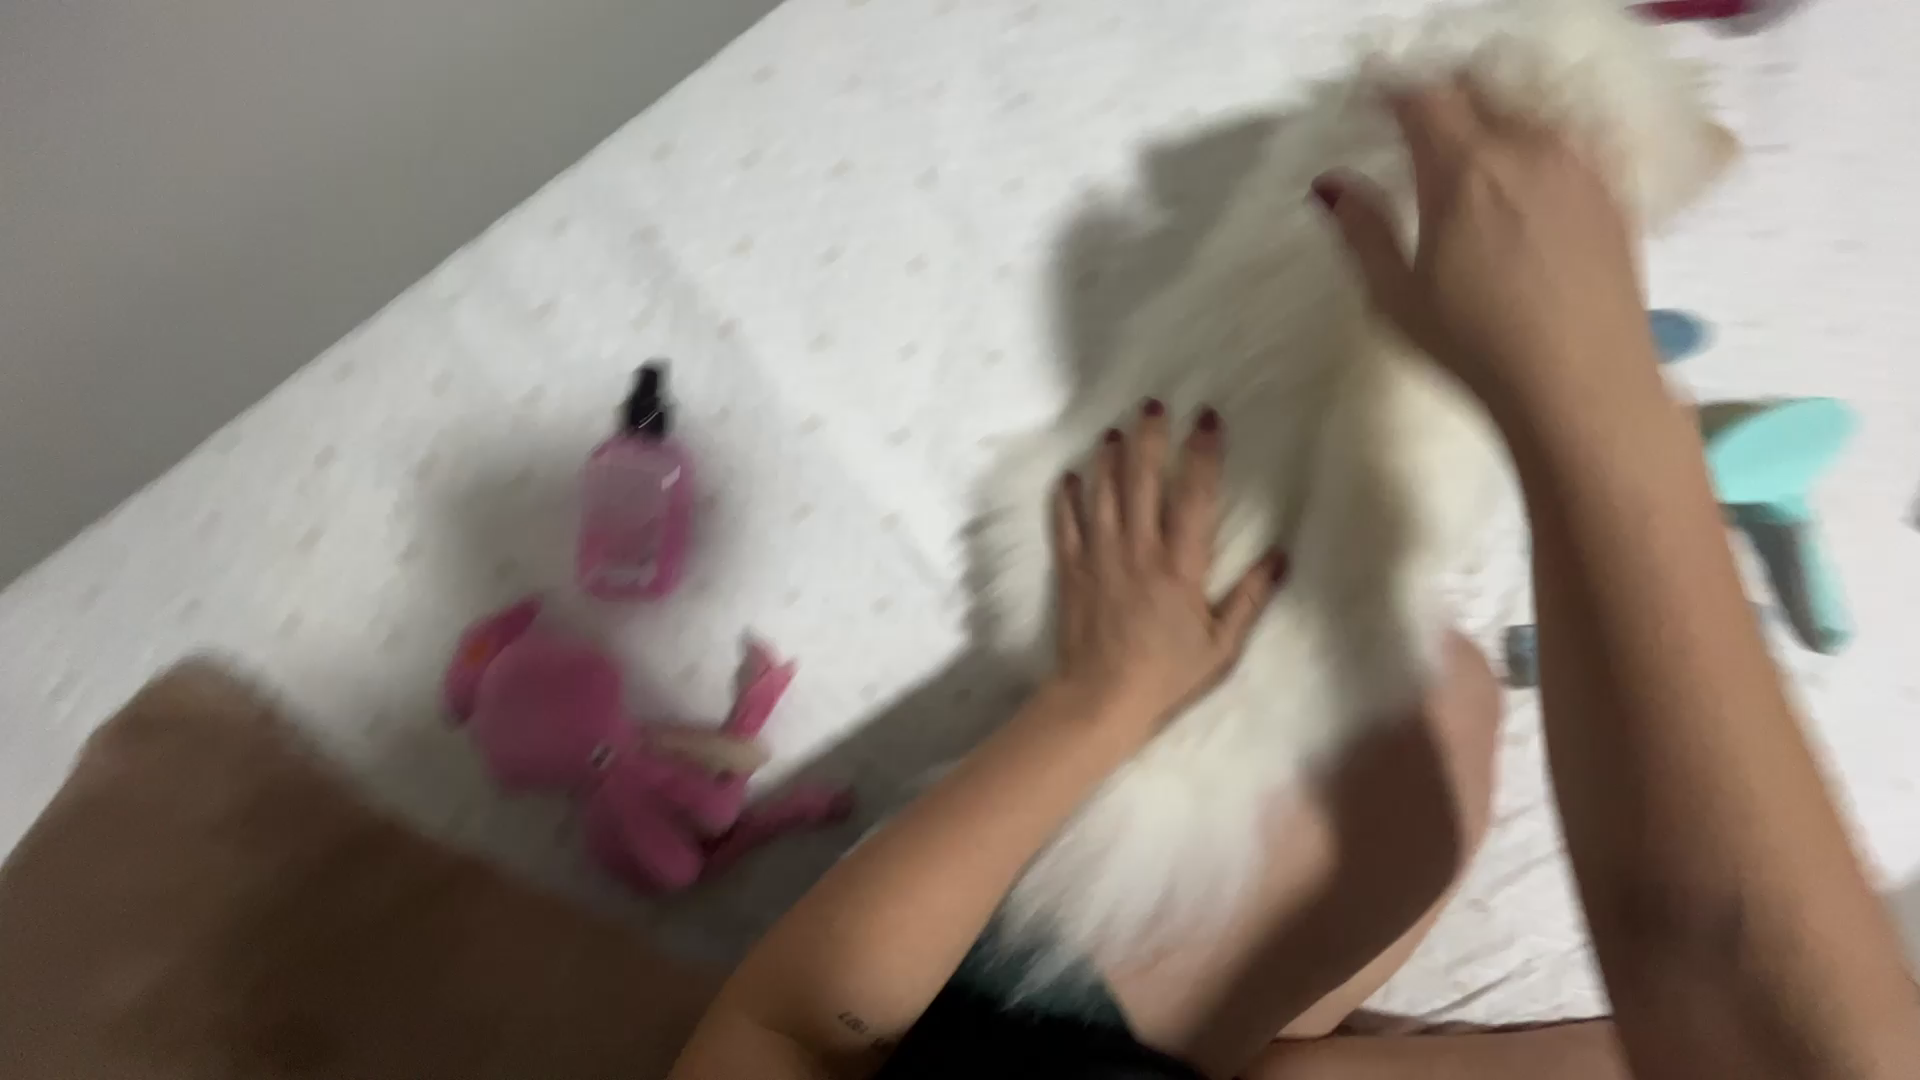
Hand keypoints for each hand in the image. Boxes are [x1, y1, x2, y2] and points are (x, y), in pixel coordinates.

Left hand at [1050, 401, 1287, 731]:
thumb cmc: (1166, 675)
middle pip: (1141, 481)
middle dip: (1148, 439)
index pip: (1195, 494)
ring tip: (1113, 432)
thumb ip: (1250, 597)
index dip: (1202, 452)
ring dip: (1107, 459)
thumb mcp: (1221, 645)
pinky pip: (1065, 525)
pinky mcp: (1070, 570)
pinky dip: (1065, 498)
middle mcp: (1137, 550)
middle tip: (1151, 406)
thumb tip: (1280, 556)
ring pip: (1102, 494)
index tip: (1207, 419)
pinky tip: (1068, 476)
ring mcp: (1099, 557)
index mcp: (1180, 565)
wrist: (1100, 699)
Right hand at [1315, 78, 1658, 415]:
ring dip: (1490, 106)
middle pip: (1481, 82)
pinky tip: (1523, 167)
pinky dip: (1537, 129)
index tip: (1367, 98)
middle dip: (1440, 90)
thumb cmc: (1470, 342)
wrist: (1578, 376)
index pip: (1422, 98)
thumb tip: (1330, 184)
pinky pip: (1572, 128)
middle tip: (1411, 118)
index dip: (1389, 89)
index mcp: (1462, 170)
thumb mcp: (1395, 296)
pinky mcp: (1612, 182)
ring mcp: (1580, 158)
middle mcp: (1528, 145)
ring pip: (1530, 100)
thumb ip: (1361, 230)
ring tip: (1467, 140)